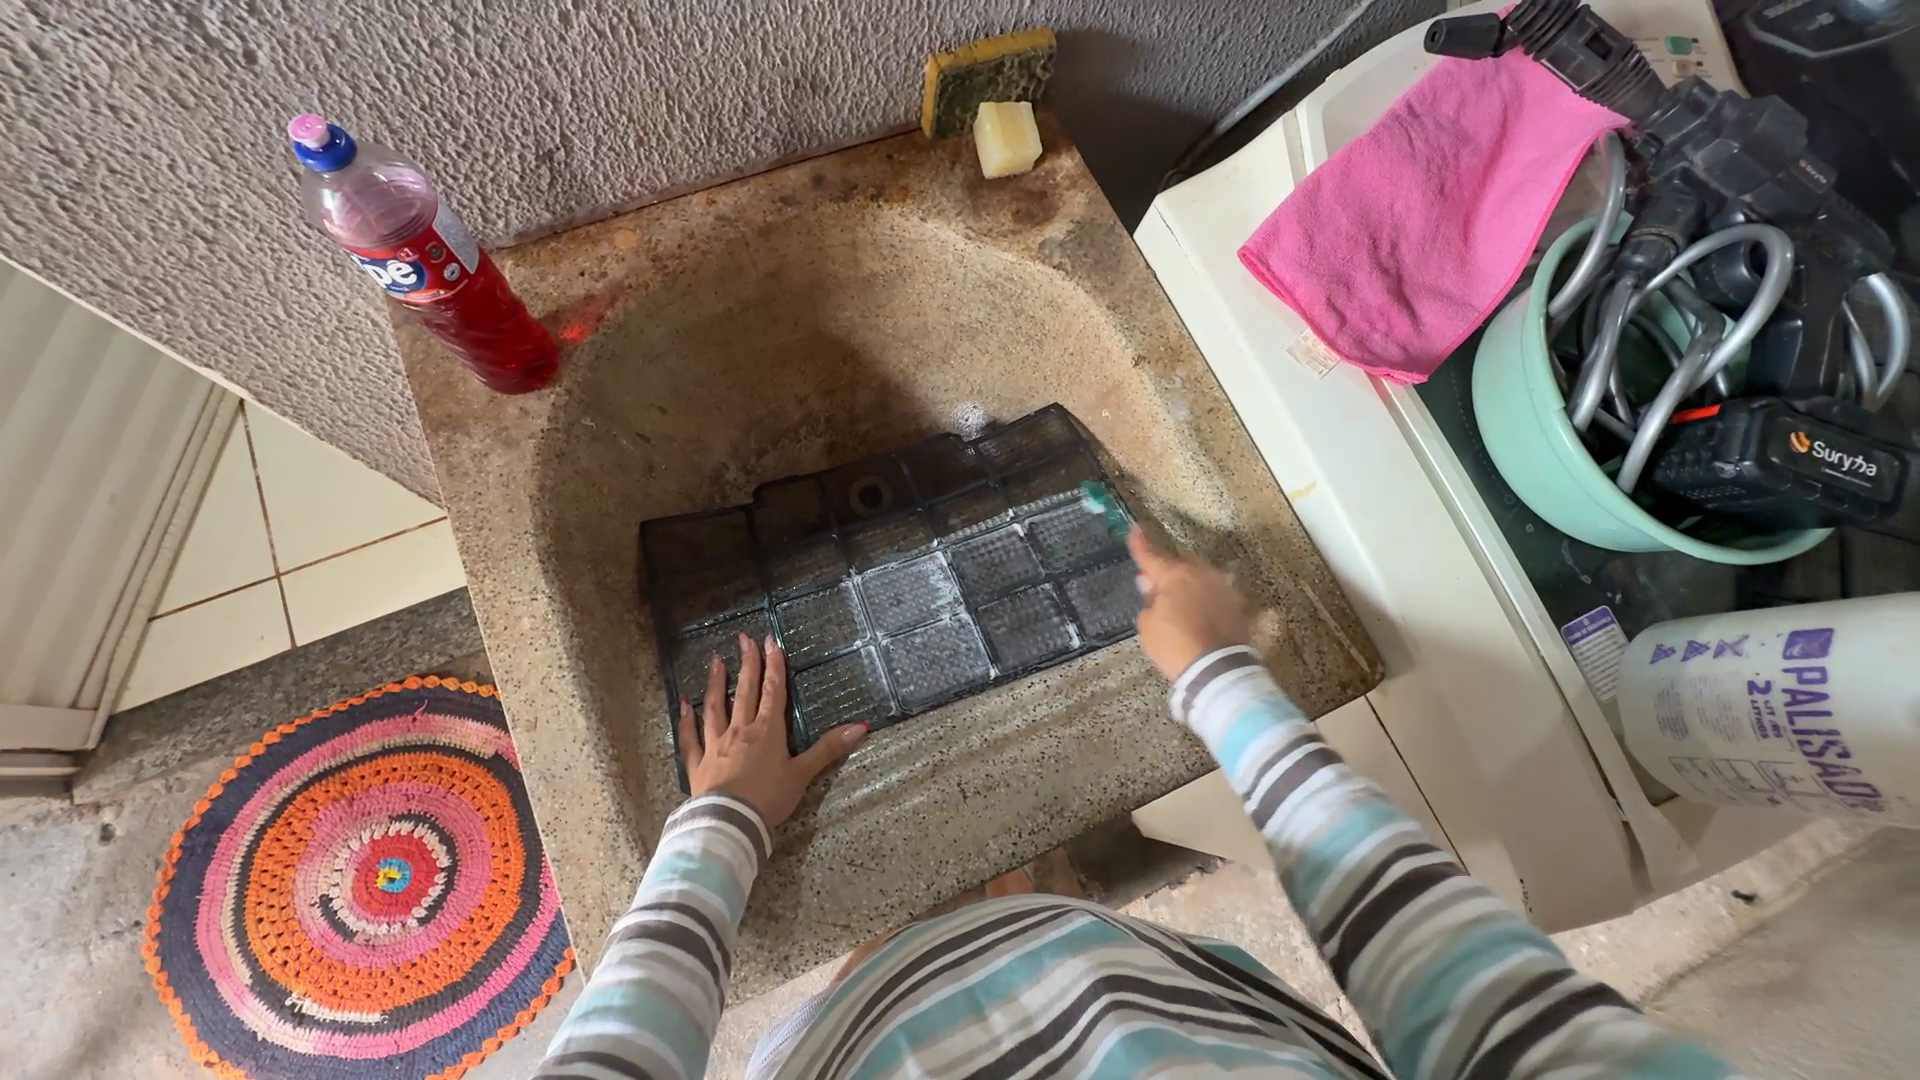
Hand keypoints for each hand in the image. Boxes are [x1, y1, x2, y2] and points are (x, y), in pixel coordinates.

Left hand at [678, 633, 868, 826]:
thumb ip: (829, 749)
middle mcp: (740, 730)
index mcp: (767, 731)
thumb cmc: (768, 798)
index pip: (773, 691)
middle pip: (744, 691)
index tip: (771, 641)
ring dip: (716, 683)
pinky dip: (687, 720)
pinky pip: (691, 738)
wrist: (729, 823)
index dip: (774, 666)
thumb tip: (862, 726)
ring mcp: (716, 746)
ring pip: (715, 708)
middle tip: (743, 638)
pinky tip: (684, 704)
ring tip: (715, 661)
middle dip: (747, 664)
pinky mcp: (698, 764)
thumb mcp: (803, 774)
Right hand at [1129, 526, 1251, 680]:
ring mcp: (1222, 587)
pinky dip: (1205, 600)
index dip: (1140, 542)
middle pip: (1179, 565)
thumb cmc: (1174, 645)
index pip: (1150, 554)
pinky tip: (1199, 613)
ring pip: (1199, 578)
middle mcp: (1201, 573)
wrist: (1217, 669)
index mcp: (1174, 575)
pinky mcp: (1237, 604)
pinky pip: (1214, 595)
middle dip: (1167, 571)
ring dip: (1188, 585)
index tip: (1135, 528)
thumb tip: (1150, 583)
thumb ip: (1148, 600)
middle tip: (1155, 584)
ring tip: (1179, 603)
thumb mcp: (1147, 625)